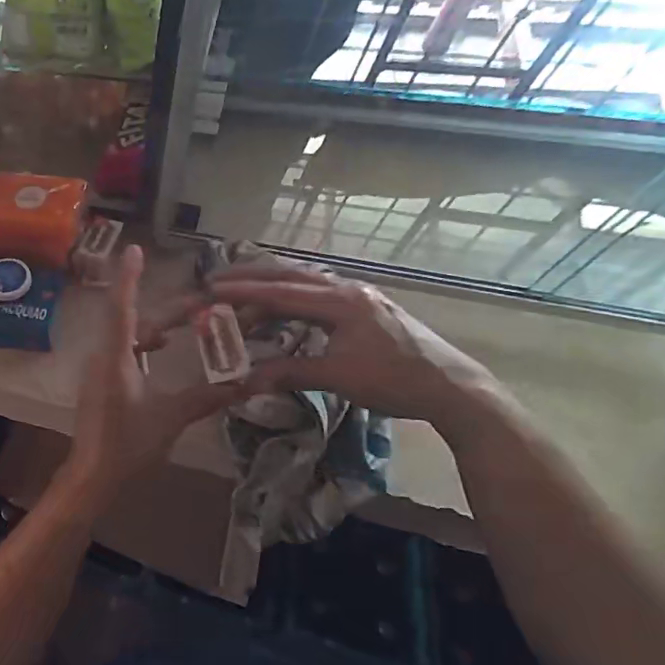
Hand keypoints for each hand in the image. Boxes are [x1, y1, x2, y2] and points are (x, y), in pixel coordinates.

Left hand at [62, 246, 243, 497]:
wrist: (92, 475)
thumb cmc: (127, 445)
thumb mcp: (170, 418)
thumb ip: (206, 397)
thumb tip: (246, 382)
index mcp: (113, 358)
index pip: (121, 308)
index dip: (128, 277)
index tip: (134, 249)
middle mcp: (101, 357)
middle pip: (132, 321)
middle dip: (167, 310)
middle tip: (204, 300)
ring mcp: (98, 371)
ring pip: (129, 337)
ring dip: (157, 328)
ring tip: (192, 321)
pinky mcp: (101, 384)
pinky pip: (124, 353)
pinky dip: (145, 346)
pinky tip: (164, 349)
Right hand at [202, 264, 500, 425]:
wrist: (453, 388)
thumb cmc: (395, 380)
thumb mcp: (337, 377)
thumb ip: (288, 372)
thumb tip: (244, 380)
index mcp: (341, 302)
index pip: (281, 292)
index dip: (243, 291)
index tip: (210, 289)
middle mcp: (348, 290)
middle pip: (290, 275)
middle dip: (251, 277)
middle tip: (217, 280)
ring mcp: (359, 296)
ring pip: (304, 281)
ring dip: (270, 285)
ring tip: (240, 292)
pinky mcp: (365, 307)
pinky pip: (317, 293)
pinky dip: (289, 297)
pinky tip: (279, 307)